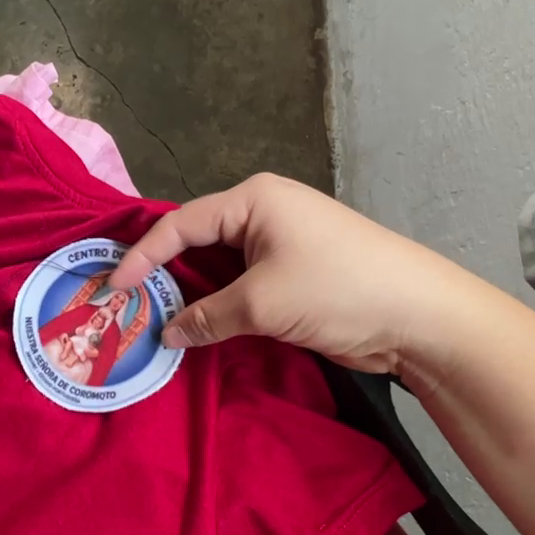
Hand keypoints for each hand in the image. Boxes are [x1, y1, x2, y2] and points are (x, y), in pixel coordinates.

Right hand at [108, 173, 509, 393]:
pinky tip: (195, 328)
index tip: (114, 287)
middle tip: (125, 306)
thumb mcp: (262, 303)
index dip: (144, 256)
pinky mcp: (292, 276)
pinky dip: (217, 307)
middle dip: (163, 275)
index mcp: (253, 199)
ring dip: (190, 296)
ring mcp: (279, 245)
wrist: (421, 317)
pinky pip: (240, 287)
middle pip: (196, 242)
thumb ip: (206, 317)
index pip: (181, 223)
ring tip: (151, 321)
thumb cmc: (338, 289)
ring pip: (217, 268)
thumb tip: (165, 334)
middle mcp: (263, 213)